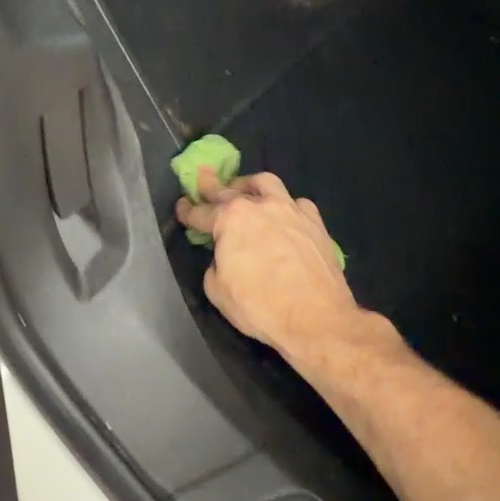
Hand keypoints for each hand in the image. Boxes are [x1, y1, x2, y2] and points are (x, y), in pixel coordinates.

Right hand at [176, 167, 365, 351]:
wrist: (317, 321)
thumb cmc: (260, 306)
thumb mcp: (217, 291)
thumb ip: (214, 266)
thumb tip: (224, 259)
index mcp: (229, 219)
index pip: (200, 212)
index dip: (187, 212)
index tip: (182, 208)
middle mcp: (258, 206)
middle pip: (228, 190)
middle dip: (211, 187)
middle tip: (204, 180)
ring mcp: (290, 211)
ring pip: (266, 183)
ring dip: (251, 186)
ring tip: (247, 192)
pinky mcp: (315, 223)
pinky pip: (297, 204)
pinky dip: (286, 206)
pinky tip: (285, 217)